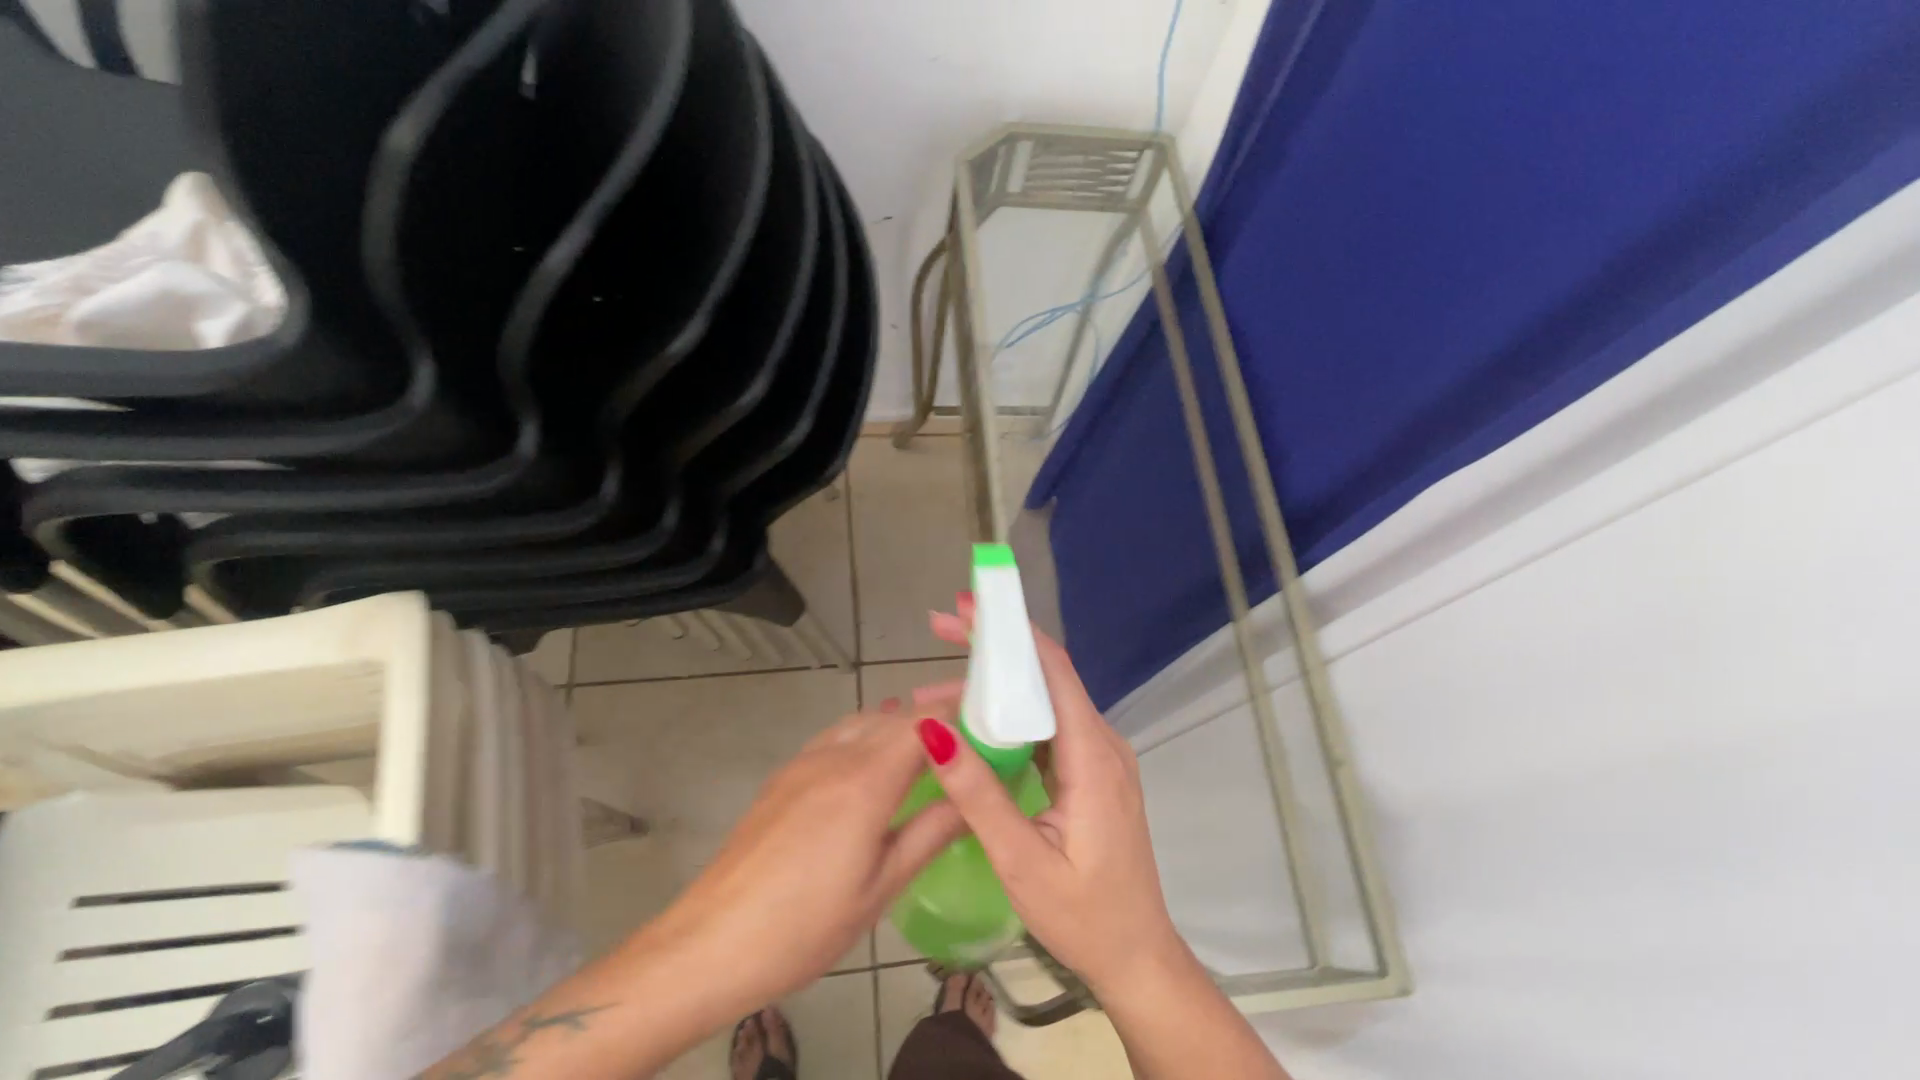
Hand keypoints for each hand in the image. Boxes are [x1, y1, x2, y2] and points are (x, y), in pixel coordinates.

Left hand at [631, 707, 965, 1011]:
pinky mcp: (782, 778)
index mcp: (866, 781)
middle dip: (933, 717)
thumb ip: (931, 833)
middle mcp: (834, 756)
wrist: (713, 943)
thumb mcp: (881, 888)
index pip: (922, 722)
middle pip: (893, 716)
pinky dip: (864, 736)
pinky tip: (873, 762)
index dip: (958, 714)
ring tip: (928, 748)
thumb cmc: (806, 926)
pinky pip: (835, 737)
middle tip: (970, 740)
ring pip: (861, 721)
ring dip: (897, 725)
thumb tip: (974, 798)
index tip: (990, 726)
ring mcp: (802, 763)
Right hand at [919, 597, 1187, 993]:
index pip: (1052, 671)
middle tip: (937, 630)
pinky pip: (1048, 730)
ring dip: (994, 686)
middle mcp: (1103, 745)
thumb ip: (978, 794)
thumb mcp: (1020, 860)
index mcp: (1093, 757)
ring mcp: (1100, 760)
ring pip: (1044, 703)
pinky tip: (971, 724)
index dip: (1009, 631)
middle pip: (1045, 677)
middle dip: (991, 649)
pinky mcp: (1092, 776)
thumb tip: (932, 730)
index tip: (965, 607)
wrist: (1137, 957)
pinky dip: (1008, 718)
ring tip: (933, 686)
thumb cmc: (1083, 916)